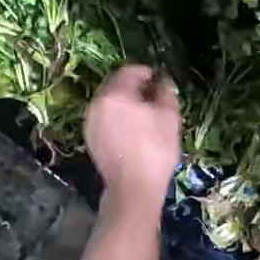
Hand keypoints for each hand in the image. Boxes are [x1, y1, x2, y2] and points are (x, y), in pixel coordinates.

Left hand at [85, 64, 181, 209]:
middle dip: (133, 86)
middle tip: (152, 94)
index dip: (146, 72)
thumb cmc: (155, 149)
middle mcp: (97, 104)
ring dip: (125, 102)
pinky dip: (117, 117)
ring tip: (144, 112)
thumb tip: (162, 81)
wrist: (133, 188)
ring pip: (109, 103)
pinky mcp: (90, 139)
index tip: (158, 79)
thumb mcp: (169, 117)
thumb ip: (166, 92)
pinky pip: (105, 118)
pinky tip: (132, 129)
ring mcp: (90, 123)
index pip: (129, 71)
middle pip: (115, 85)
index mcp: (114, 94)